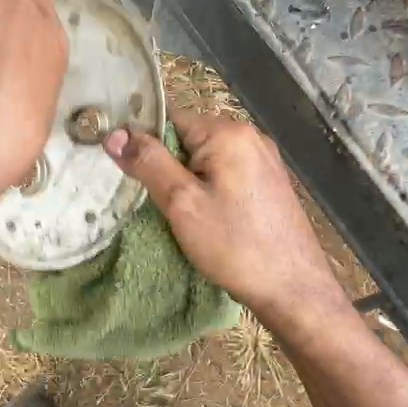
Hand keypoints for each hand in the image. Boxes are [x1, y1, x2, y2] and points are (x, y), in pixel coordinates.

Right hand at [103, 109, 342, 332]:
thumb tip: (114, 134)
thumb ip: (148, 163)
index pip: (168, 117)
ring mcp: (262, 158)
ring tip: (180, 211)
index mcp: (227, 132)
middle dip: (165, 162)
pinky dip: (206, 186)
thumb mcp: (182, 203)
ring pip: (204, 156)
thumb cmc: (234, 245)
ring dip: (185, 177)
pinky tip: (206, 215)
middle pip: (186, 135)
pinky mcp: (268, 180)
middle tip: (156, 199)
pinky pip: (224, 170)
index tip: (128, 170)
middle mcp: (249, 135)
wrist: (294, 289)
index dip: (142, 141)